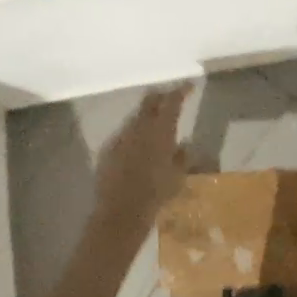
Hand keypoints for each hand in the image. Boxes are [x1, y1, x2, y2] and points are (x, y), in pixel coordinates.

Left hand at [93, 84, 191, 224]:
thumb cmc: (157, 193)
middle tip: (169, 98)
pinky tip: (137, 146)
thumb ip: (183, 156)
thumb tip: (185, 144)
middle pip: (149, 101)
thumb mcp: (178, 176)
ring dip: (146, 117)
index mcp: (161, 130)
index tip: (188, 85)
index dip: (181, 91)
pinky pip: (123, 135)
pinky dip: (133, 135)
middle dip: (160, 96)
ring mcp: (120, 136)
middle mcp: (139, 127)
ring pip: (135, 118)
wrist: (121, 210)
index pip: (172, 101)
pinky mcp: (108, 149)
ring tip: (154, 123)